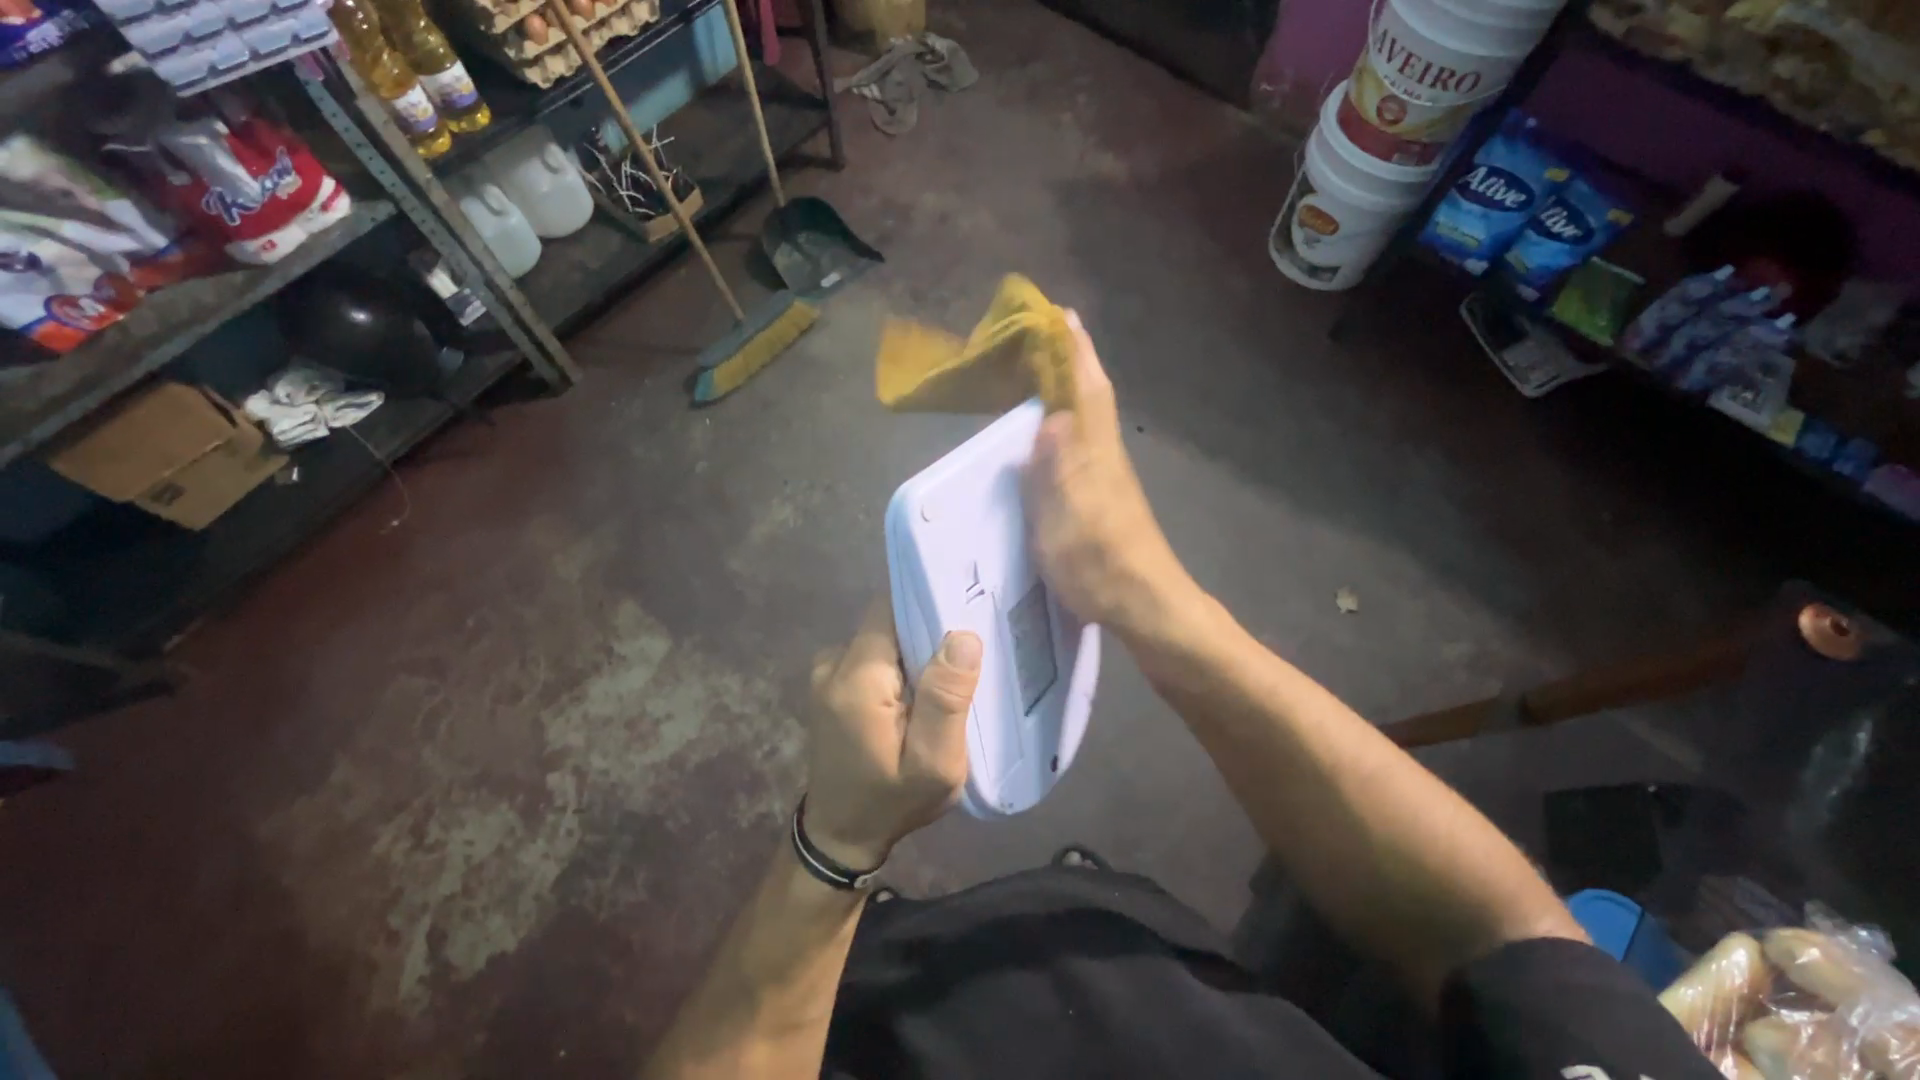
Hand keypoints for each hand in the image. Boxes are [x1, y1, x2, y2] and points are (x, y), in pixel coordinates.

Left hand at [805, 599, 982, 868]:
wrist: (841, 835)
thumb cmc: (891, 801)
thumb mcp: (933, 763)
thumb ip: (946, 699)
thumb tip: (963, 635)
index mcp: (857, 676)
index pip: (892, 608)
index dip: (930, 603)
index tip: (969, 608)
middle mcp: (833, 663)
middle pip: (887, 621)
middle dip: (927, 629)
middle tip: (971, 646)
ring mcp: (826, 672)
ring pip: (881, 638)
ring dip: (914, 649)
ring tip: (952, 669)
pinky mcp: (830, 685)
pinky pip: (871, 656)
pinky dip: (897, 665)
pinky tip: (924, 687)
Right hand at [1024, 311, 1194, 639]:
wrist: (1148, 607)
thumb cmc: (1101, 567)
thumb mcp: (1067, 524)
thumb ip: (1057, 472)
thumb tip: (1051, 416)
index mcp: (1094, 457)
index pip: (1086, 392)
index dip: (1075, 354)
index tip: (1061, 314)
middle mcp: (1105, 458)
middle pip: (1093, 399)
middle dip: (1074, 362)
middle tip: (1050, 333)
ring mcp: (1109, 479)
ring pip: (1091, 419)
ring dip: (1073, 388)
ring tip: (1047, 370)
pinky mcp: (1107, 499)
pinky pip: (1086, 444)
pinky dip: (1072, 422)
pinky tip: (1057, 433)